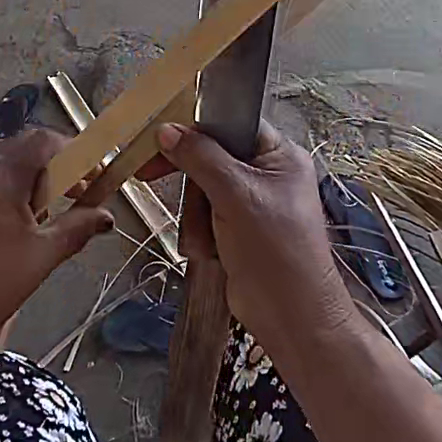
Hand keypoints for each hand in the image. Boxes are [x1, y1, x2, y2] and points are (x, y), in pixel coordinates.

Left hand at [0, 129, 115, 362]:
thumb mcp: (40, 257)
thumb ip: (77, 228)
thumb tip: (108, 217)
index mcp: (0, 177)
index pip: (44, 141)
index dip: (76, 153)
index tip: (94, 178)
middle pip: (22, 148)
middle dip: (55, 166)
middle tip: (76, 195)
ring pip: (1, 166)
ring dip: (30, 180)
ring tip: (46, 217)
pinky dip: (5, 192)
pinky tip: (11, 227)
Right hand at [142, 121, 355, 346]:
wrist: (292, 318)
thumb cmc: (273, 248)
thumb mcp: (235, 195)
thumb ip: (200, 158)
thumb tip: (166, 130)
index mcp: (279, 154)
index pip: (232, 124)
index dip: (197, 128)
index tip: (161, 137)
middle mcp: (267, 173)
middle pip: (211, 157)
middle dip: (194, 183)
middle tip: (149, 176)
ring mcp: (252, 202)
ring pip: (203, 189)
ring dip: (197, 216)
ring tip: (209, 239)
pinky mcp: (238, 228)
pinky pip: (205, 216)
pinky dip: (202, 233)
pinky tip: (211, 251)